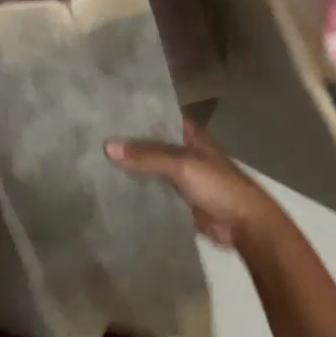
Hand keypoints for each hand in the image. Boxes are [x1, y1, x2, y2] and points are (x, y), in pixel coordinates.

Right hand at [105, 122, 276, 248]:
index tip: (104, 110)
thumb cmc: (219, 185)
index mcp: (190, 135)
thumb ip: (147, 156)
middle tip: (90, 137)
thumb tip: (106, 146)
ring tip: (92, 161)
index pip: (158, 117)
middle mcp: (184, 152)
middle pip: (151, 144)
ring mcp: (181, 177)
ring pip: (150, 168)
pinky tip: (111, 189)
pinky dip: (136, 190)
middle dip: (126, 143)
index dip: (135, 114)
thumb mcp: (183, 164)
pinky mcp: (178, 201)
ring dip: (129, 167)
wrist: (245, 226)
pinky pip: (152, 191)